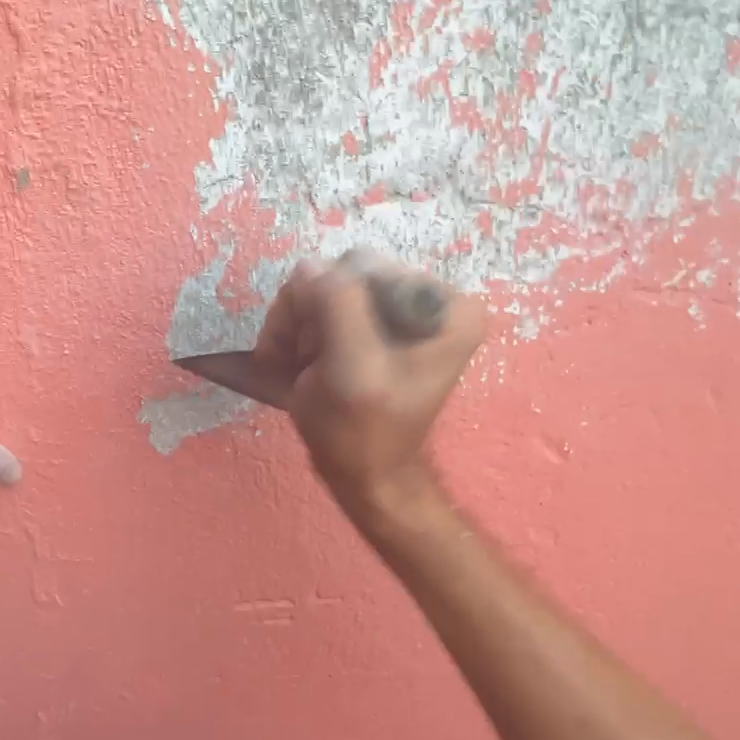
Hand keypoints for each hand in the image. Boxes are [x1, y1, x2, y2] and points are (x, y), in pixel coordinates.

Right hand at [252, 252, 484, 523]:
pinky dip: (296, 330)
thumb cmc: (362, 433)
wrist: (364, 475)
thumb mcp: (352, 369)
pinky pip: (316, 302)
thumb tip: (309, 264)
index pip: (365, 267)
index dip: (327, 302)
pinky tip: (295, 362)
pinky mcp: (370, 321)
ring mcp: (396, 309)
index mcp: (445, 307)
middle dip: (307, 314)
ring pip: (320, 287)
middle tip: (299, 359)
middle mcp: (426, 298)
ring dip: (295, 325)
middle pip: (340, 274)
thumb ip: (337, 307)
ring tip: (293, 365)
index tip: (317, 350)